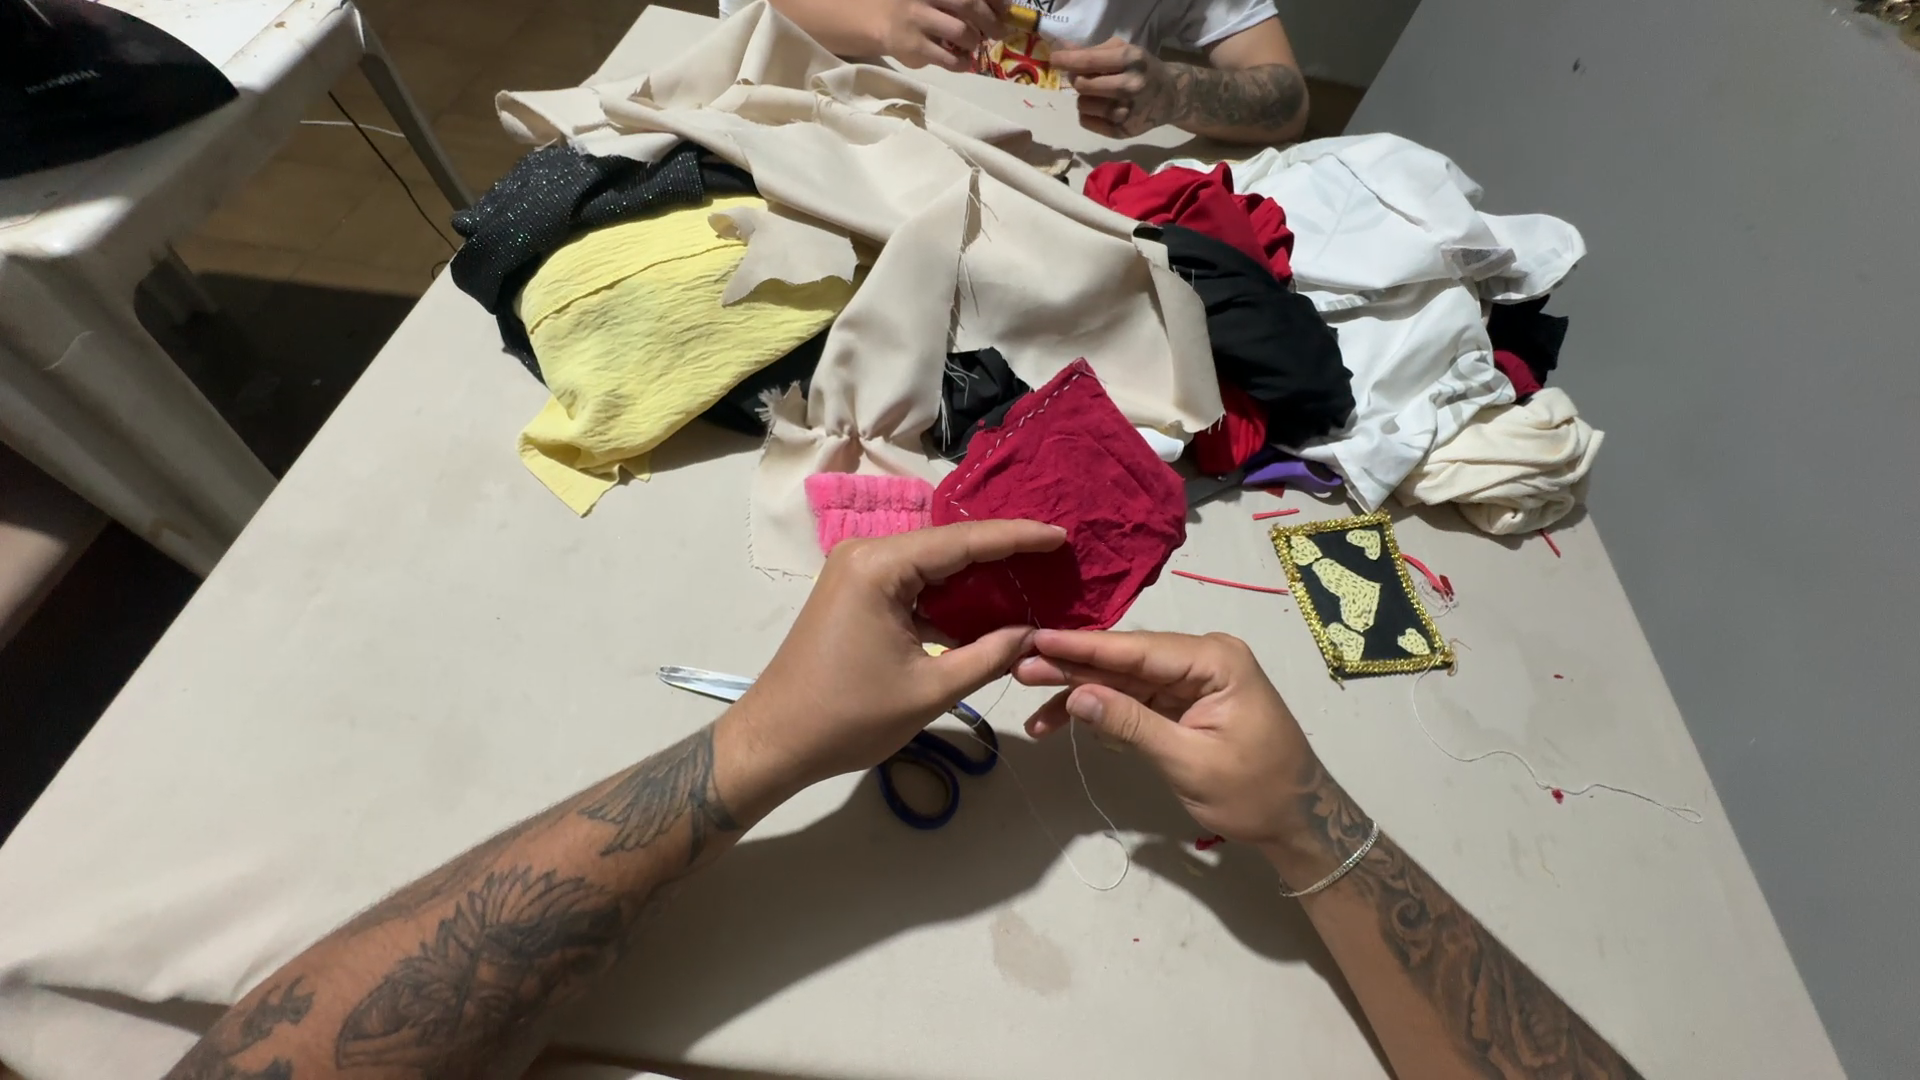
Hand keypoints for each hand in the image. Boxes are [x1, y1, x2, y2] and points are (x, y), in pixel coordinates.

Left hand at [725, 520, 1065, 794]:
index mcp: (880, 566)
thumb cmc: (849, 718)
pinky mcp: (856, 591)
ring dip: (976, 577)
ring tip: (1032, 580)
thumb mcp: (930, 690)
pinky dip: (948, 596)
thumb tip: (1037, 634)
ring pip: (932, 564)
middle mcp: (866, 553)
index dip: (1017, 538)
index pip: (963, 542)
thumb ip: (990, 655)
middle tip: (1054, 559)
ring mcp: (857, 570)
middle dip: (1001, 554)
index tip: (1061, 537)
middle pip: (948, 546)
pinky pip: (913, 583)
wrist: (775, 741)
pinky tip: (987, 607)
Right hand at [875, 0, 1004, 70]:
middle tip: (999, 31)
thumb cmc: (916, 4)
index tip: (1007, 9)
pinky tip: (965, 63)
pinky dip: (962, 63)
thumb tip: (1002, 7)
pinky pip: (947, 59)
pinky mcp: (914, 47)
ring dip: (974, 41)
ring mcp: (918, 20)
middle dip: (990, 20)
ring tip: (974, 45)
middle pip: (968, 3)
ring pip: (960, 31)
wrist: (878, 18)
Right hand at [1012, 630, 1318, 852]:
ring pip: (1122, 680)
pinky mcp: (1181, 700)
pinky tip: (1065, 724)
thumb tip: (1077, 695)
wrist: (1300, 823)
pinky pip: (1133, 699)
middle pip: (1123, 661)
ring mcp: (1190, 679)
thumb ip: (1131, 724)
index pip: (1136, 649)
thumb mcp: (1189, 761)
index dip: (1082, 647)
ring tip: (1034, 713)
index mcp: (1214, 660)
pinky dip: (1102, 713)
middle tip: (1020, 671)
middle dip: (1072, 669)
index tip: (1037, 639)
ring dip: (1080, 696)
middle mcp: (1200, 658)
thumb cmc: (1256, 793)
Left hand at [1051, 36, 1185, 137]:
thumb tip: (1063, 50)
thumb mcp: (1123, 52)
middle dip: (1078, 80)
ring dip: (1083, 98)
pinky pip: (1086, 122)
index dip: (1068, 60)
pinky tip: (1099, 108)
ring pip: (1082, 105)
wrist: (1169, 97)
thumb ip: (1093, 51)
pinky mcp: (1121, 132)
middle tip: (1083, 78)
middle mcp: (1129, 86)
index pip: (1091, 61)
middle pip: (1083, 85)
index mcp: (1130, 60)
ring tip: (1097, 94)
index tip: (1054, 58)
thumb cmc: (1141, 69)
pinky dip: (1087, 114)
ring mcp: (1125, 112)